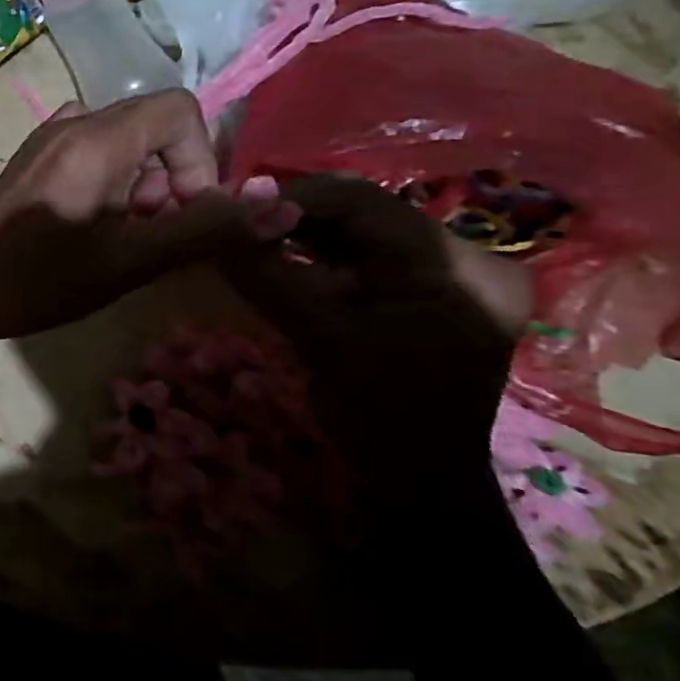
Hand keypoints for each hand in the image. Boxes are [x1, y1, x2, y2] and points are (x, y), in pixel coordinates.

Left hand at [0, 91, 300, 347]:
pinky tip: (97, 226)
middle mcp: (71, 121)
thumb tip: (282, 206)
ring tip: (123, 237)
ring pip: (127, 140)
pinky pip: (96, 151)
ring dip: (144, 184)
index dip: (200, 159)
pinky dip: (115, 181)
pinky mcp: (36, 156)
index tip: (186, 213)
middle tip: (152, 233)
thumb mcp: (129, 262)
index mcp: (94, 138)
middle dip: (172, 177)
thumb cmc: (40, 281)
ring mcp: (48, 137)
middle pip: (154, 125)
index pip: (180, 110)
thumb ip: (206, 230)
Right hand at [221, 175, 531, 501]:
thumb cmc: (383, 421)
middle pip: (360, 210)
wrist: (417, 481)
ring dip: (296, 227)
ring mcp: (439, 269)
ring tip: (244, 231)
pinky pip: (354, 251)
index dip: (295, 199)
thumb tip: (219, 224)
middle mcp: (460, 255)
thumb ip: (271, 279)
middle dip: (292, 211)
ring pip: (352, 227)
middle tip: (234, 219)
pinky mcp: (416, 285)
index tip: (235, 209)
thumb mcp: (324, 344)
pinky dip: (309, 249)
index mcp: (458, 268)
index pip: (366, 205)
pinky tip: (271, 251)